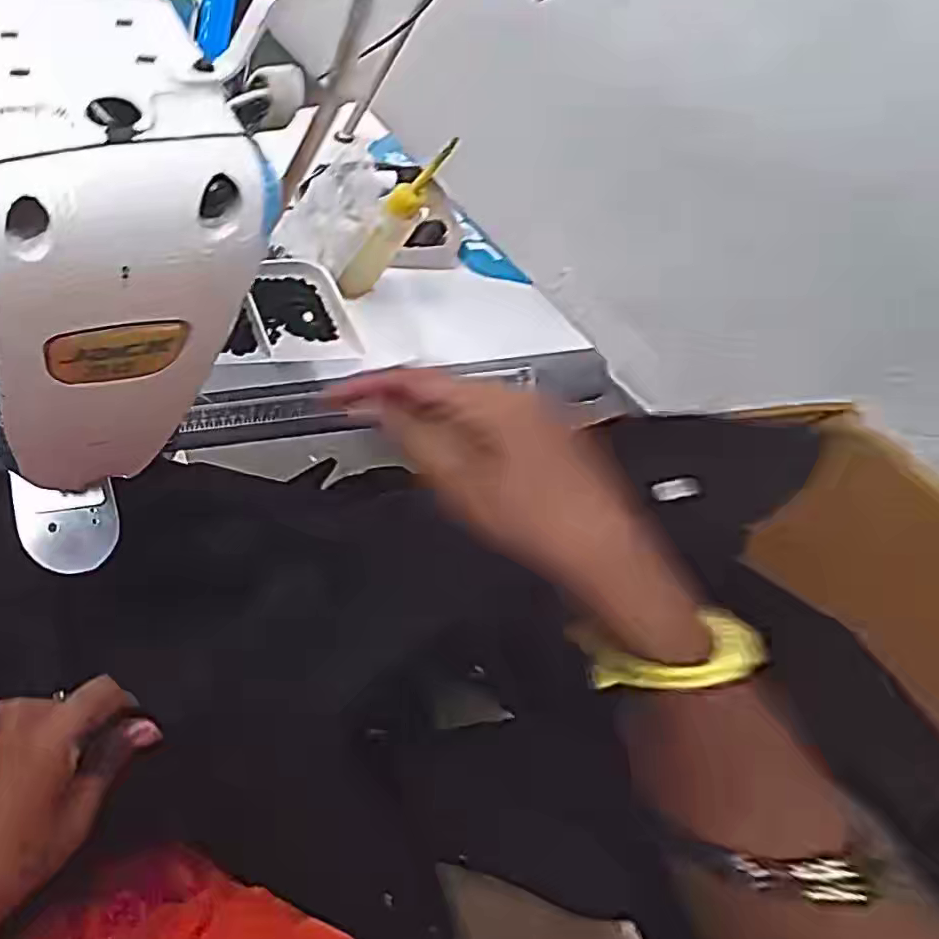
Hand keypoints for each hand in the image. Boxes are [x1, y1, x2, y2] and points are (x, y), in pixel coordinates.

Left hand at [0, 676, 161, 938]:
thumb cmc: (17, 851)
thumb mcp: (81, 808)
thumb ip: (114, 756)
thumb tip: (143, 730)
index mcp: (51, 726)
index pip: (103, 688)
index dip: (128, 706)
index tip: (138, 727)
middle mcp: (22, 710)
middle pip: (78, 699)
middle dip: (96, 725)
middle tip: (103, 767)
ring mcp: (1, 716)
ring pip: (54, 708)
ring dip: (69, 732)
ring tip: (67, 781)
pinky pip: (30, 717)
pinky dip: (44, 736)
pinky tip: (42, 777)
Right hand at [329, 369, 710, 663]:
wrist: (604, 560)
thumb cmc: (539, 524)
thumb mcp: (452, 476)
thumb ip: (407, 433)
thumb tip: (374, 407)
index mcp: (496, 401)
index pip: (414, 378)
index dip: (366, 386)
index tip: (335, 397)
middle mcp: (519, 399)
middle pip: (435, 383)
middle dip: (388, 394)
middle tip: (350, 408)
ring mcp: (534, 415)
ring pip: (455, 399)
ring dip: (413, 408)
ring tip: (379, 423)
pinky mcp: (540, 435)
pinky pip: (477, 414)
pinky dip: (442, 421)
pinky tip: (427, 439)